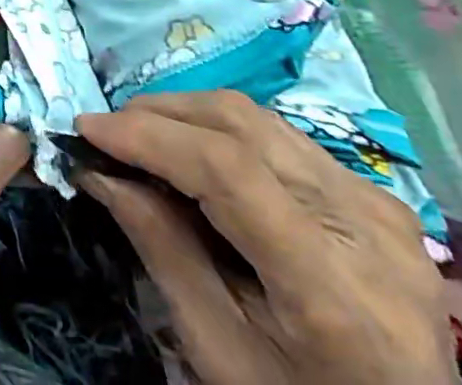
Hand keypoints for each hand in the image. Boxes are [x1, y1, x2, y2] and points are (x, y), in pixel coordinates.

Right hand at [75, 92, 450, 384]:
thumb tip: (97, 172)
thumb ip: (160, 249)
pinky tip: (189, 154)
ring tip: (136, 136)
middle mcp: (367, 227)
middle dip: (156, 114)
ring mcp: (378, 205)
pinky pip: (278, 137)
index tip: (83, 129)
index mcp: (331, 284)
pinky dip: (218, 131)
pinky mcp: (375, 197)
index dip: (147, 135)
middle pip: (241, 125)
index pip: (228, 169)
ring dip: (183, 114)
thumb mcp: (216, 346)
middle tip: (103, 133)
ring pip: (258, 119)